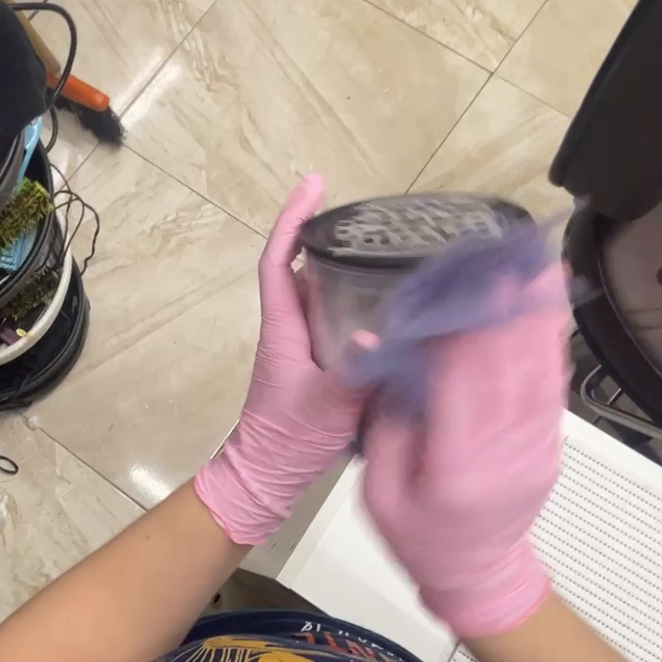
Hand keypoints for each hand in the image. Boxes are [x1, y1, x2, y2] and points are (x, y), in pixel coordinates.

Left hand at [195, 174, 365, 544]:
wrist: (269, 476)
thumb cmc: (287, 439)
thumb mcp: (325, 406)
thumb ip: (352, 374)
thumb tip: (379, 336)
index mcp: (283, 328)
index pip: (278, 261)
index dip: (292, 221)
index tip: (313, 185)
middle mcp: (291, 328)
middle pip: (304, 268)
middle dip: (328, 236)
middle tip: (371, 217)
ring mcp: (304, 346)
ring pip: (323, 294)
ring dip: (347, 268)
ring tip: (389, 249)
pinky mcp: (319, 364)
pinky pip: (337, 320)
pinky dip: (359, 303)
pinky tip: (392, 304)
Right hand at [360, 266, 568, 636]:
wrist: (478, 575)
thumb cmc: (417, 536)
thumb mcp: (378, 489)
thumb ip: (384, 422)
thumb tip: (380, 353)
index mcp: (456, 466)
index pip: (464, 383)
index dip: (469, 328)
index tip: (466, 281)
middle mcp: (506, 451)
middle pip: (512, 367)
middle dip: (511, 306)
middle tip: (510, 253)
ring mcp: (537, 447)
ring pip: (541, 370)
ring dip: (539, 314)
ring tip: (539, 263)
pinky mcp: (550, 444)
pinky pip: (552, 386)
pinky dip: (550, 343)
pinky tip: (547, 309)